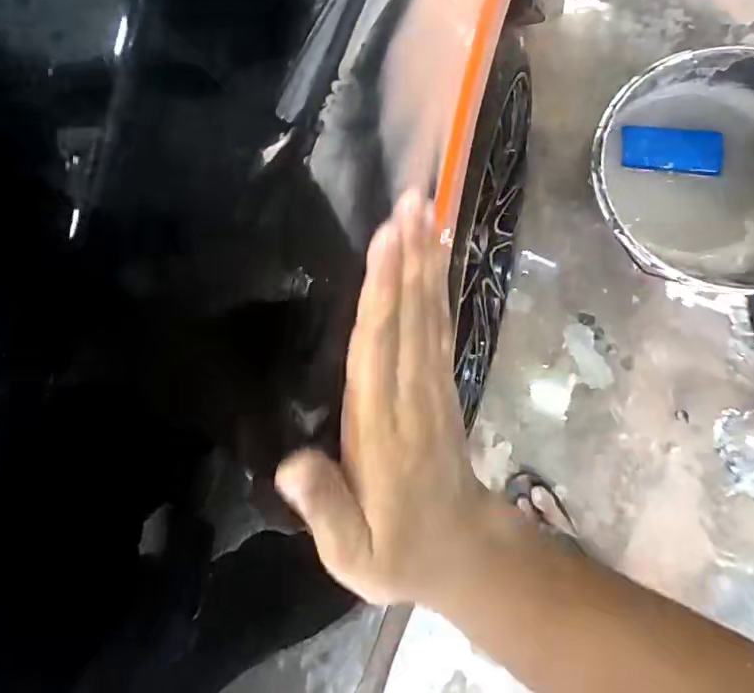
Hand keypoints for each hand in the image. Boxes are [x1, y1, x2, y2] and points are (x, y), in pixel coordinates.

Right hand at [275, 190, 496, 605]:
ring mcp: (434, 380)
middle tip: (411, 200)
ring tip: (426, 207)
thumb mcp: (353, 552)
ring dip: (426, 257)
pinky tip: (436, 248)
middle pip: (411, 314)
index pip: (380, 348)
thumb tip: (289, 463)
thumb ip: (324, 506)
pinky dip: (439, 280)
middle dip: (408, 255)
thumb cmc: (398, 547)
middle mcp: (413, 390)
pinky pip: (441, 320)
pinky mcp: (443, 377)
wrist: (463, 548)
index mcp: (384, 426)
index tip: (385, 241)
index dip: (383, 292)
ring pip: (430, 310)